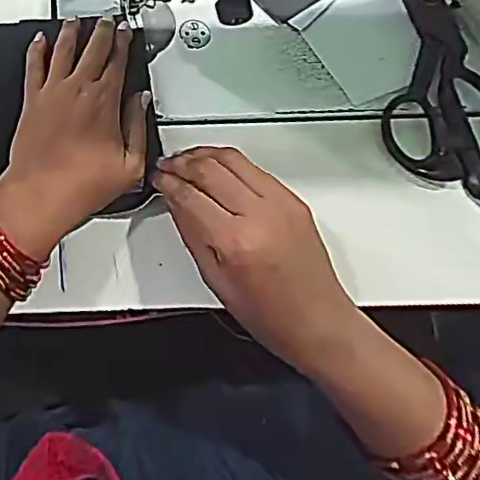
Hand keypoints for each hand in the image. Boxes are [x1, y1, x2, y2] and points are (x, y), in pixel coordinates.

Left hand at [0, 18, 148, 260]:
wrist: (40, 193)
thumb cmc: (81, 184)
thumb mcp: (129, 164)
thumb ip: (137, 126)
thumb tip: (141, 102)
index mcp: (104, 102)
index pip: (117, 62)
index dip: (123, 42)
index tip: (126, 31)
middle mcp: (77, 90)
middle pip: (92, 49)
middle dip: (102, 31)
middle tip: (107, 20)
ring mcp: (52, 92)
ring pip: (63, 50)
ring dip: (71, 33)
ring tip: (76, 21)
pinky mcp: (32, 100)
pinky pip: (33, 65)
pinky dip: (37, 49)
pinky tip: (39, 40)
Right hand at [155, 146, 363, 374]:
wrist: (320, 324)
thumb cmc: (273, 315)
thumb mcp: (215, 279)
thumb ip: (191, 233)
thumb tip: (175, 201)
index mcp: (237, 241)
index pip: (190, 194)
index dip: (168, 182)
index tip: (159, 179)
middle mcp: (261, 216)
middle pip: (208, 168)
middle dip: (181, 162)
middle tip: (167, 165)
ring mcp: (281, 204)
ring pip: (232, 158)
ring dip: (203, 154)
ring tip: (187, 159)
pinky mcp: (293, 199)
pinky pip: (254, 168)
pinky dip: (229, 161)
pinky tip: (216, 166)